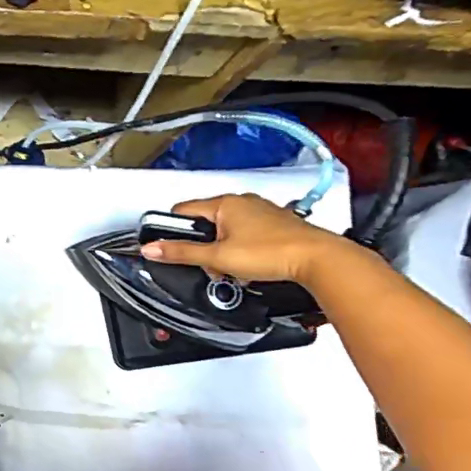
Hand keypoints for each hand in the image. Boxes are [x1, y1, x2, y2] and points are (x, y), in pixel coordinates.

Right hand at [138, 194, 353, 284]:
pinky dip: (243, 250)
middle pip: (206, 224)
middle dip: (204, 247)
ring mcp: (262, 212)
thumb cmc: (274, 252)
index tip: (173, 246)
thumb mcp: (217, 257)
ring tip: (235, 268)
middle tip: (212, 264)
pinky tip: (252, 265)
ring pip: (227, 231)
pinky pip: (247, 235)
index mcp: (225, 203)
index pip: (183, 210)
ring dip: (224, 251)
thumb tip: (152, 249)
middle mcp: (244, 202)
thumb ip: (182, 252)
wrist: (318, 260)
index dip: (173, 230)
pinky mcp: (276, 225)